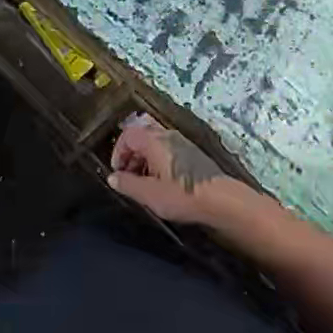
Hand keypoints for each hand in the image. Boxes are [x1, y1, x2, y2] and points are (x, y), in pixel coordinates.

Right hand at [109, 113, 235, 224]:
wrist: (219, 198)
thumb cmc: (182, 195)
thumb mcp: (149, 194)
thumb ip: (128, 184)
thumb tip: (112, 177)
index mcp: (155, 141)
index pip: (128, 134)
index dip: (118, 151)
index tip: (117, 172)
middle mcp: (168, 136)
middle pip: (141, 135)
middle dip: (130, 154)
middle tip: (128, 177)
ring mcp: (182, 142)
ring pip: (154, 142)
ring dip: (143, 158)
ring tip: (143, 182)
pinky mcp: (191, 153)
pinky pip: (167, 149)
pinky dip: (157, 161)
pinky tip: (160, 182)